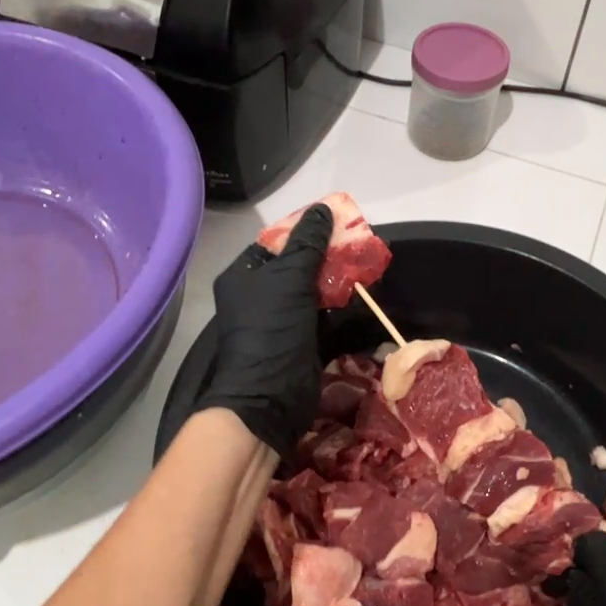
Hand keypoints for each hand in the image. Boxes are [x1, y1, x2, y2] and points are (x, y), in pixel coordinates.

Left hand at [196, 204, 333, 457]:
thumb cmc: (273, 330)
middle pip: (294, 263)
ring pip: (309, 288)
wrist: (270, 395)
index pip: (273, 242)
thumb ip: (308, 243)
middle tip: (353, 241)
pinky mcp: (298, 339)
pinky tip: (358, 291)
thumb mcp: (290, 279)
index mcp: (243, 276)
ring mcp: (278, 319)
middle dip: (323, 253)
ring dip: (334, 277)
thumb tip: (323, 209)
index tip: (333, 222)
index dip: (301, 229)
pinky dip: (336, 302)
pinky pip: (319, 312)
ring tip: (362, 262)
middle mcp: (257, 295)